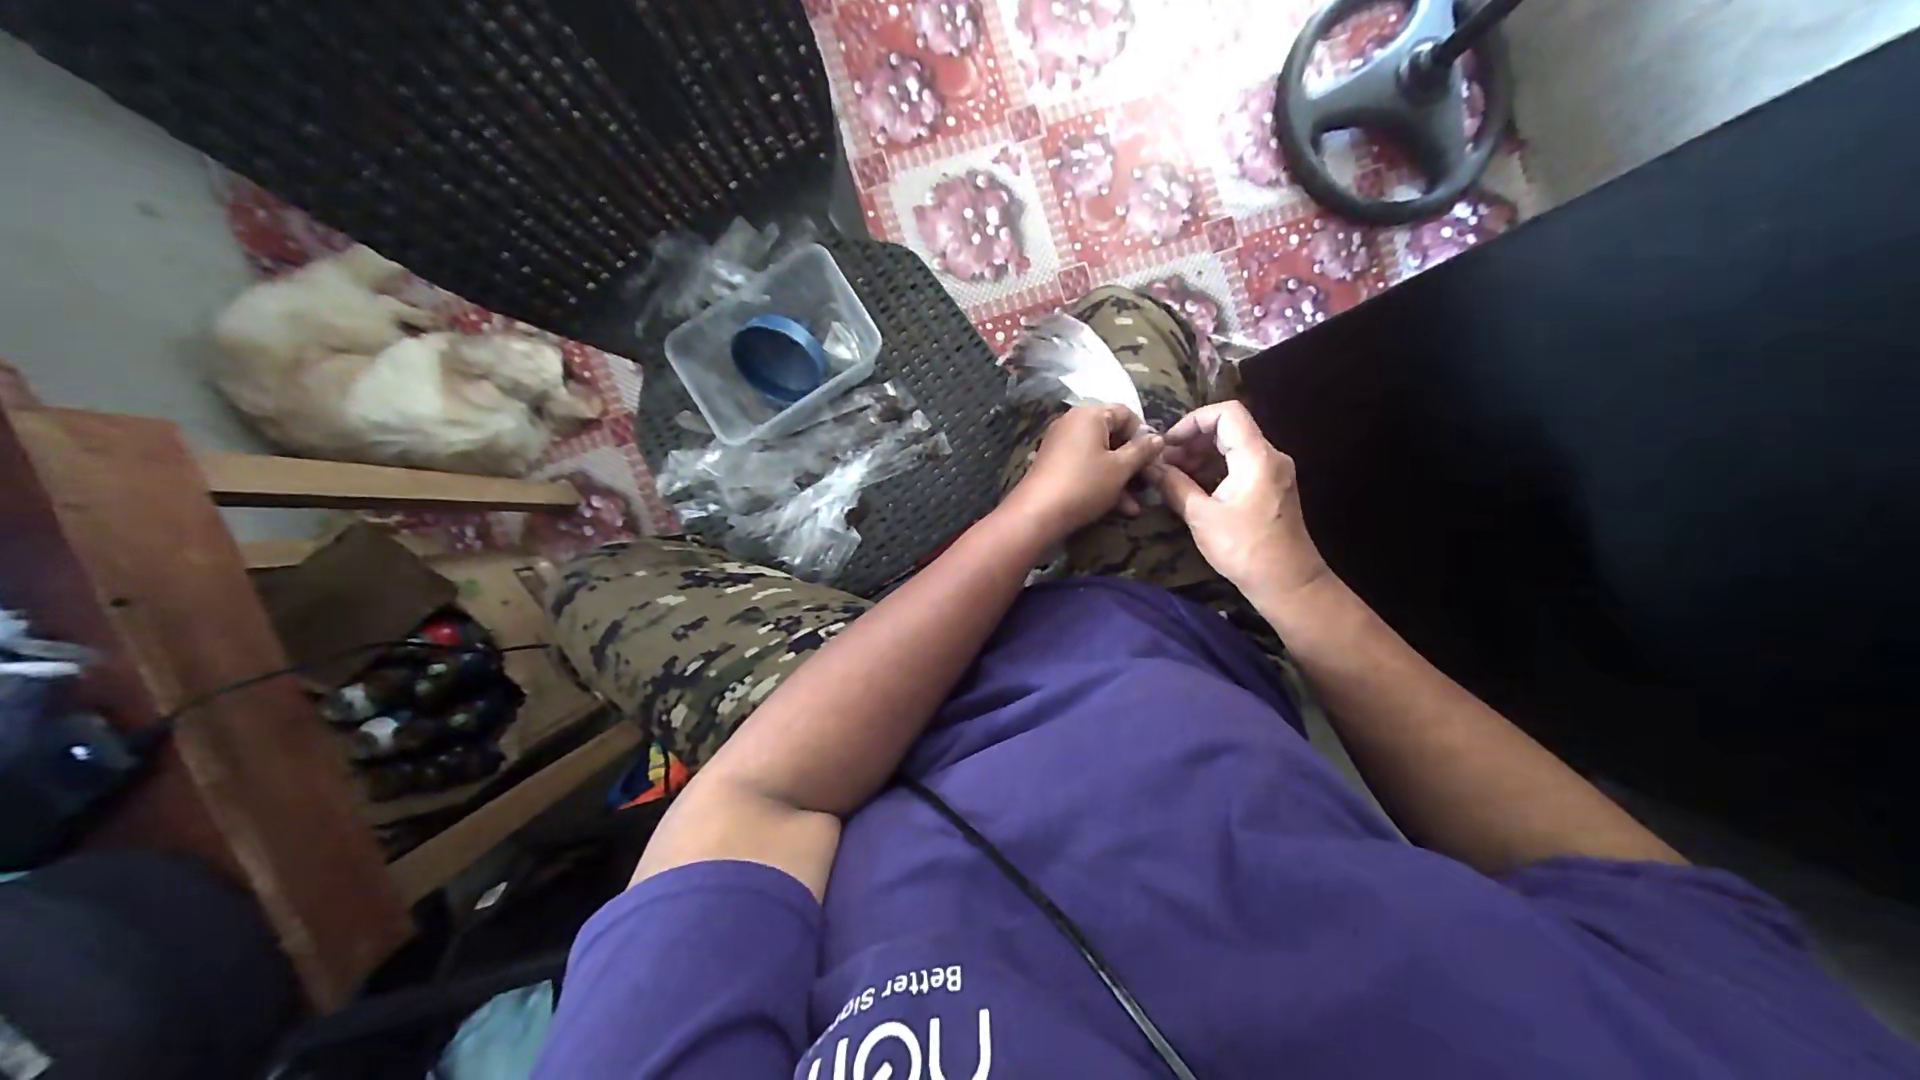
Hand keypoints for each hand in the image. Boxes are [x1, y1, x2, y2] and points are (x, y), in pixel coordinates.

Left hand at [1000, 404, 1163, 542]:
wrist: (1037, 513)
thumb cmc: (1085, 484)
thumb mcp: (1120, 468)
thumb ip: (1142, 451)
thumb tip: (1158, 438)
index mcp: (1090, 415)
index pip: (1125, 413)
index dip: (1143, 434)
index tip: (1154, 457)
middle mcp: (1073, 423)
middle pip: (1112, 435)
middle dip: (1133, 461)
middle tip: (1148, 482)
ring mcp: (1061, 444)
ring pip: (1101, 456)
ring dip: (1121, 478)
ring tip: (1136, 504)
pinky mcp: (1055, 465)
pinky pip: (1085, 467)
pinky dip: (1102, 482)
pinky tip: (1120, 508)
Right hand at [1150, 402, 1328, 604]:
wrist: (1287, 582)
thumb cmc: (1244, 548)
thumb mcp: (1201, 516)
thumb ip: (1174, 485)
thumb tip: (1150, 467)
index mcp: (1256, 457)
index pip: (1226, 413)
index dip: (1192, 421)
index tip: (1168, 444)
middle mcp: (1270, 456)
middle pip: (1228, 428)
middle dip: (1192, 441)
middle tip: (1163, 463)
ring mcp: (1273, 471)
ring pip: (1233, 446)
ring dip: (1200, 456)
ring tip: (1172, 476)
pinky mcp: (1271, 487)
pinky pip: (1240, 464)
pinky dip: (1214, 468)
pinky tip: (1192, 487)